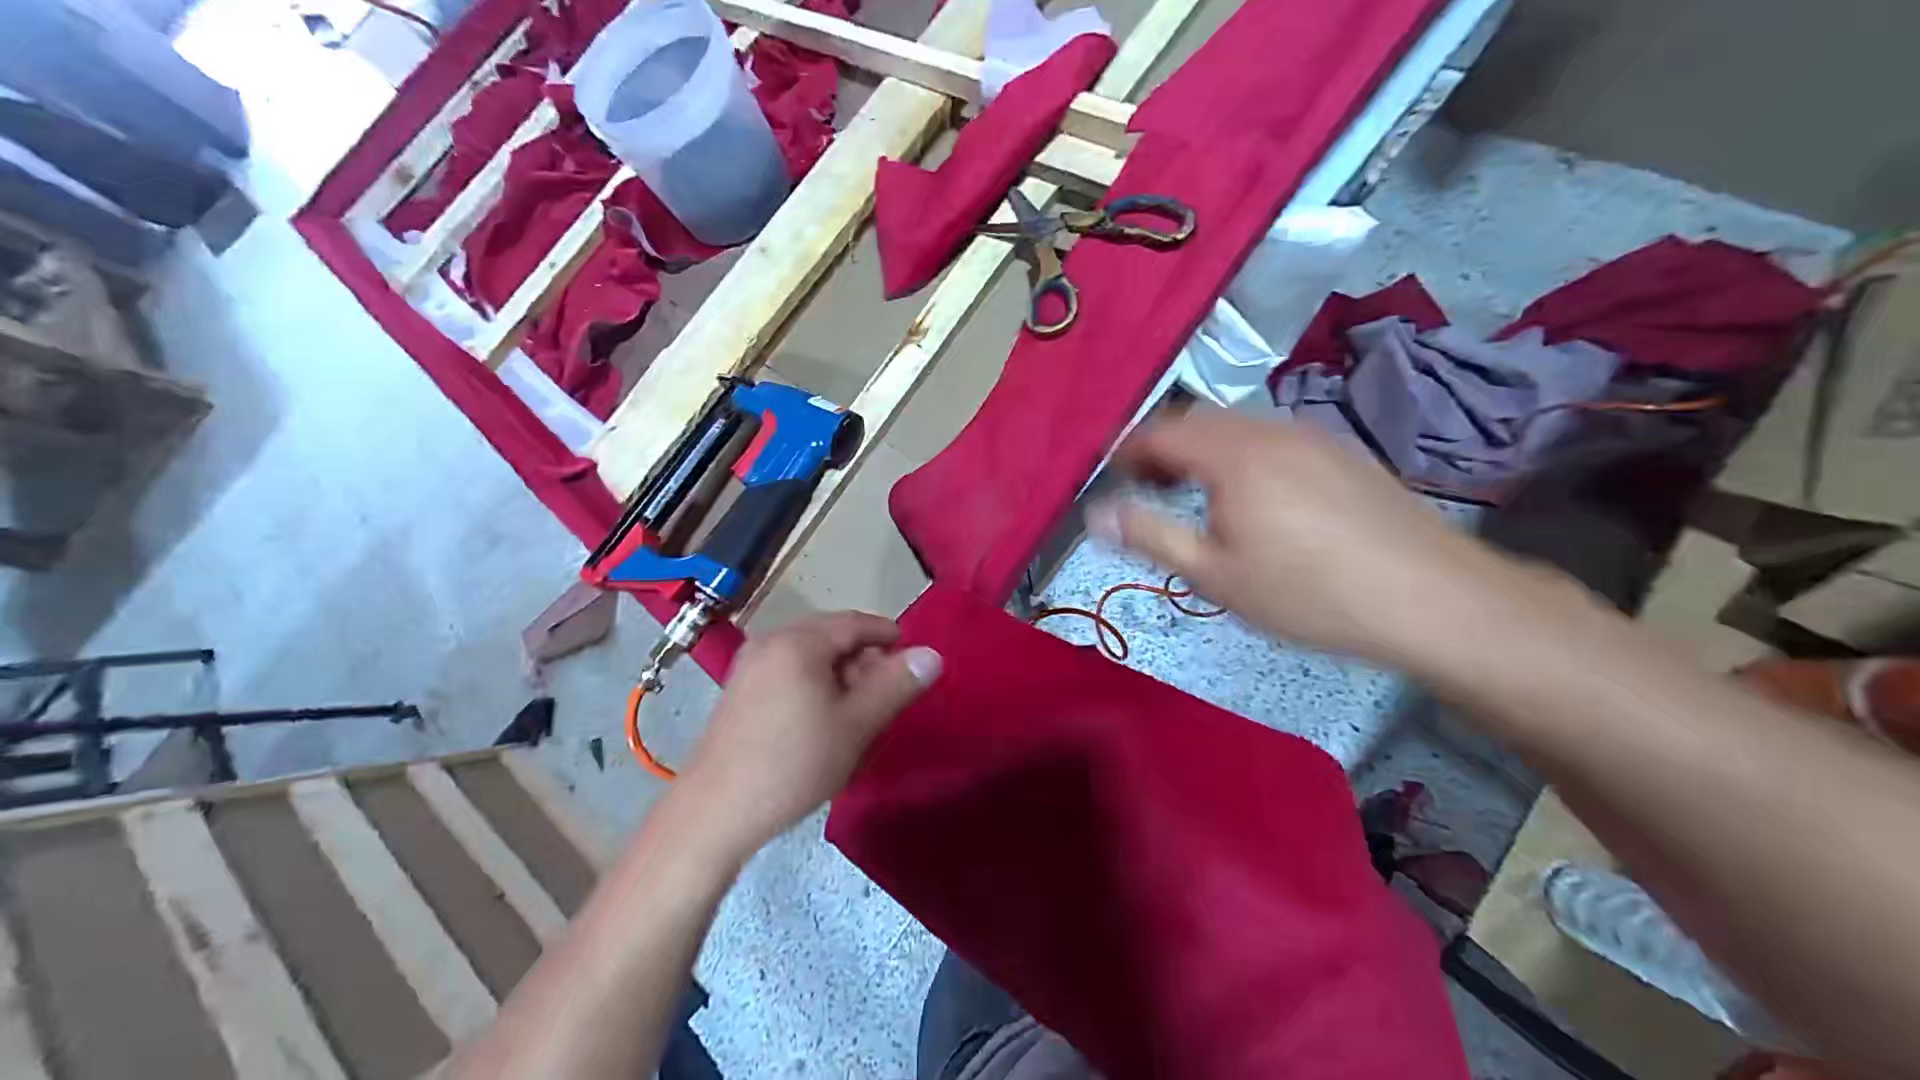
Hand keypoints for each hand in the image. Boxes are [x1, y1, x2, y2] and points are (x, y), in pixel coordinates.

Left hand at [678, 612, 940, 855]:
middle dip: (865, 660)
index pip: (856, 623)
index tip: (914, 661)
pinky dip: (814, 687)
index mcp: (799, 641)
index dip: (890, 637)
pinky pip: (789, 674)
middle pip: (831, 637)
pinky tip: (823, 722)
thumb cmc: (794, 764)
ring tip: (859, 714)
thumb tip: (934, 655)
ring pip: (810, 658)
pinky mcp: (738, 693)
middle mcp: (770, 642)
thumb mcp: (856, 725)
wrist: (714, 813)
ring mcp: (749, 667)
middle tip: (889, 695)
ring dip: (840, 676)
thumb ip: (897, 685)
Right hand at [1087, 406, 1527, 668]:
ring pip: (1238, 429)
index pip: (1160, 430)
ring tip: (1196, 496)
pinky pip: (1273, 440)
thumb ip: (1150, 536)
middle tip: (1147, 487)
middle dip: (1162, 447)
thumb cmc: (1307, 592)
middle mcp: (1271, 430)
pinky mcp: (1343, 454)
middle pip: (1199, 420)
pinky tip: (1255, 501)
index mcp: (1233, 454)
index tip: (1110, 476)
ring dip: (1203, 451)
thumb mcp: (1214, 575)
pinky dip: (1242, 457)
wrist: (1430, 598)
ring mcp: (1313, 437)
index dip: (1127, 449)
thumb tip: (1094, 513)